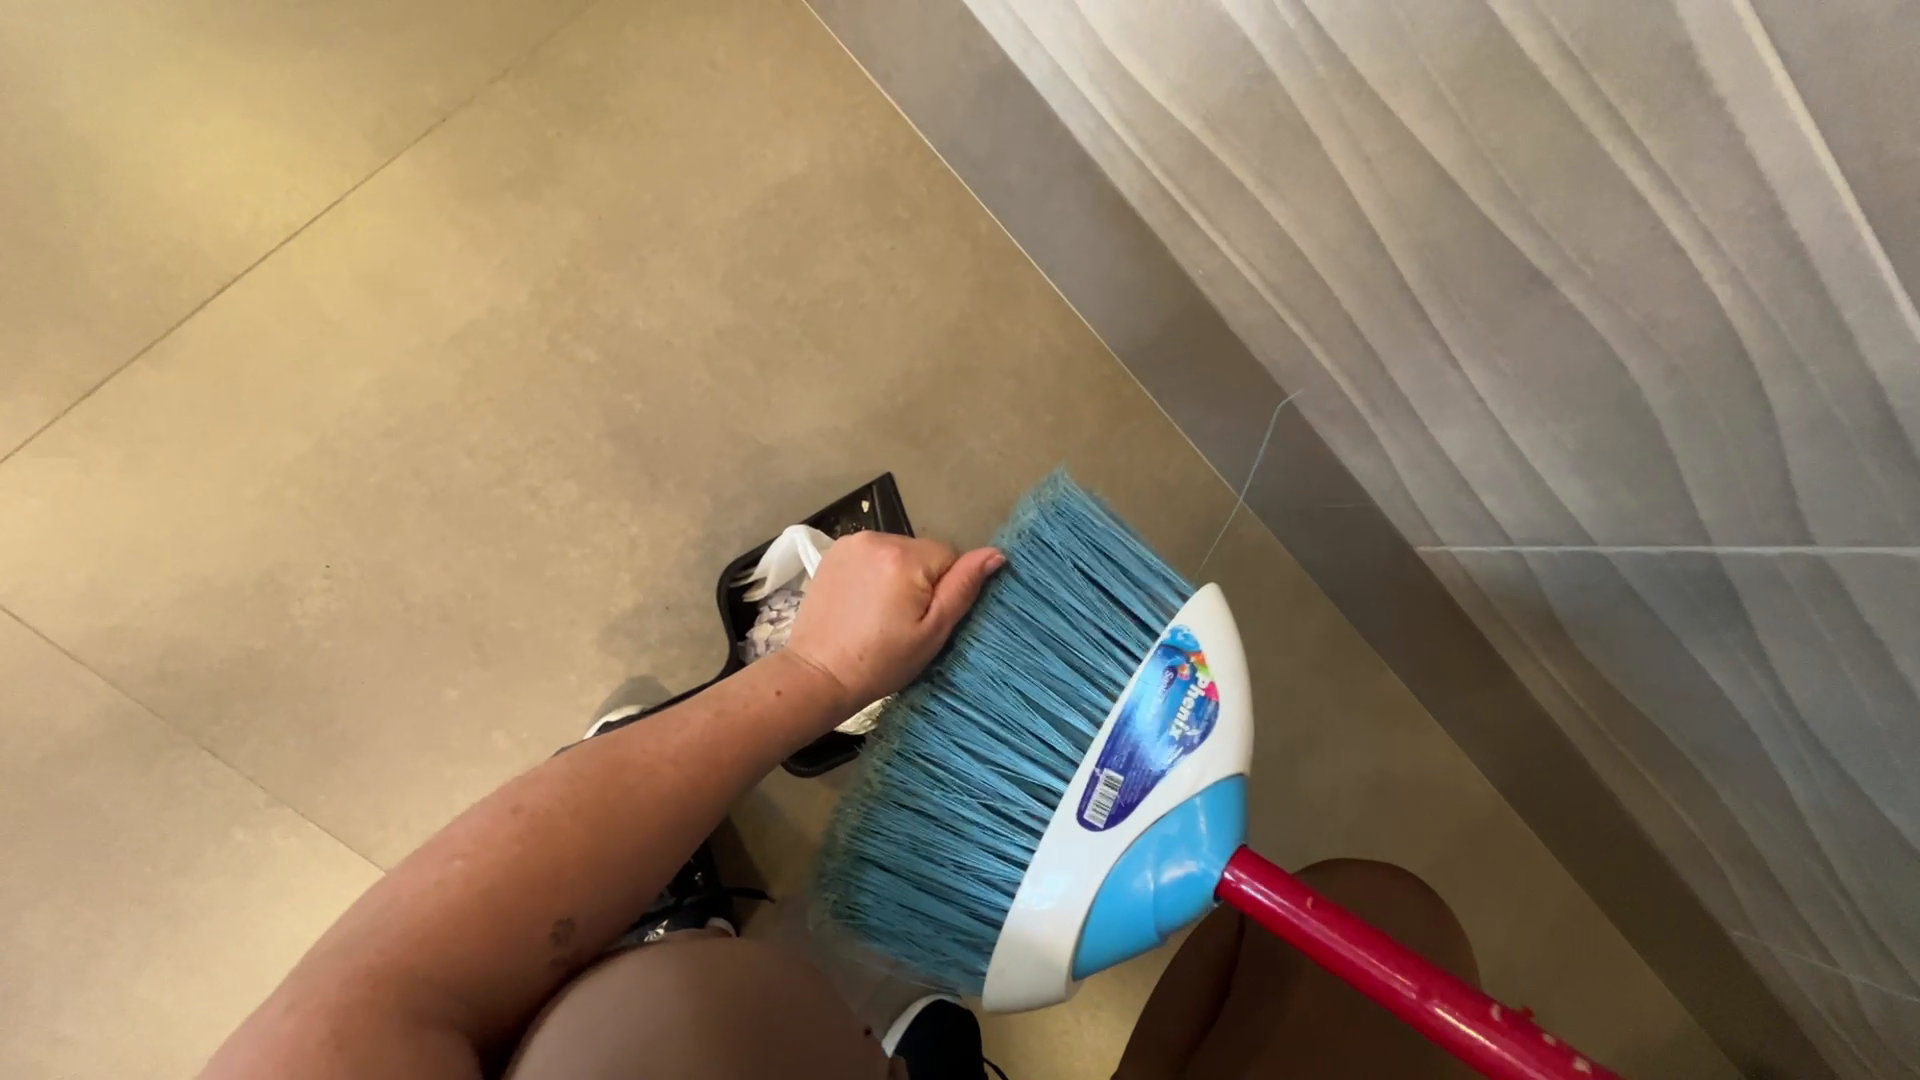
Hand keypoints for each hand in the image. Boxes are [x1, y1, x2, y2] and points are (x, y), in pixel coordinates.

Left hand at [784, 531, 1004, 715]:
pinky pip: (872, 554)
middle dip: (920, 580)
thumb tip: (996, 554)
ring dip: (897, 574)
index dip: (943, 589)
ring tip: (880, 612)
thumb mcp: (933, 632)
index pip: (950, 557)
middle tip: (902, 620)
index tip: (924, 619)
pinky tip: (862, 601)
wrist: (818, 673)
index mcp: (906, 557)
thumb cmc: (881, 661)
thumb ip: (963, 588)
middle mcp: (879, 538)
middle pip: (922, 553)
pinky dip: (874, 572)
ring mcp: (852, 542)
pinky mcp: (834, 551)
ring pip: (898, 552)